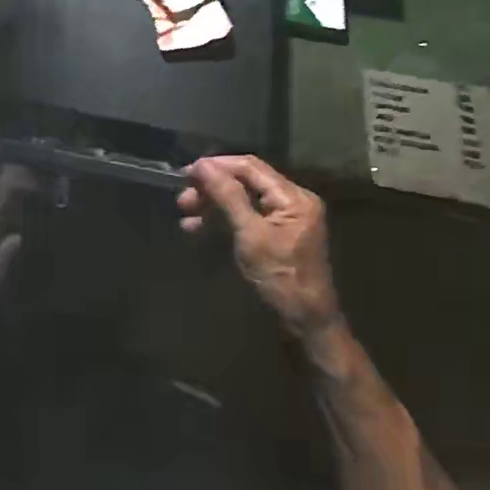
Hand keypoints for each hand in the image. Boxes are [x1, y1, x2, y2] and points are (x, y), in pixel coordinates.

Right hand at [179, 155, 340, 337]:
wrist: (306, 324)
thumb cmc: (280, 278)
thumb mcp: (250, 235)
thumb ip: (227, 196)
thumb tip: (202, 165)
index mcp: (293, 196)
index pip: (250, 167)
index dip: (217, 165)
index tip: (186, 173)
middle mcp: (291, 201)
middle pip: (245, 181)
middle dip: (212, 187)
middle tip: (183, 199)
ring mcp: (284, 218)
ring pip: (242, 199)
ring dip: (213, 204)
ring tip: (185, 213)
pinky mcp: (275, 234)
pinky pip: (245, 217)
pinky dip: (222, 220)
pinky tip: (198, 228)